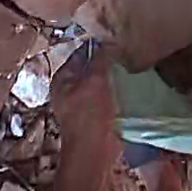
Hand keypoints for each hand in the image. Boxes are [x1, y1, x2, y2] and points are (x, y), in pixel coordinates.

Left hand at [50, 41, 119, 164]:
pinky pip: (105, 94)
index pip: (80, 52)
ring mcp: (80, 102)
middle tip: (126, 52)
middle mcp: (68, 88)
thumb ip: (99, 59)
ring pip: (99, 81)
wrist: (93, 151)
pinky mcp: (93, 114)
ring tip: (129, 66)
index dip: (97, 45)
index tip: (116, 39)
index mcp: (62, 78)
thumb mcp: (95, 80)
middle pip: (89, 67)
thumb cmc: (90, 113)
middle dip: (106, 61)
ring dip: (112, 75)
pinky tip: (128, 84)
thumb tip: (105, 42)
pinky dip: (114, 89)